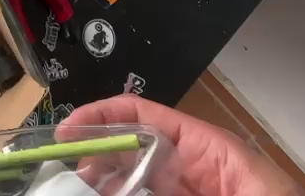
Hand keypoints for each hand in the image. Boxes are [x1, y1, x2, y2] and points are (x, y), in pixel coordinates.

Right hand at [59, 95, 297, 195]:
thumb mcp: (242, 188)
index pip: (146, 116)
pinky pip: (155, 195)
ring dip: (109, 184)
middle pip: (136, 153)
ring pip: (142, 183)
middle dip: (98, 159)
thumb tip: (120, 180)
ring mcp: (196, 192)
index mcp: (213, 150)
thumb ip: (176, 185)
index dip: (103, 117)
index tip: (67, 134)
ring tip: (76, 189)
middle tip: (61, 176)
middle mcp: (201, 171)